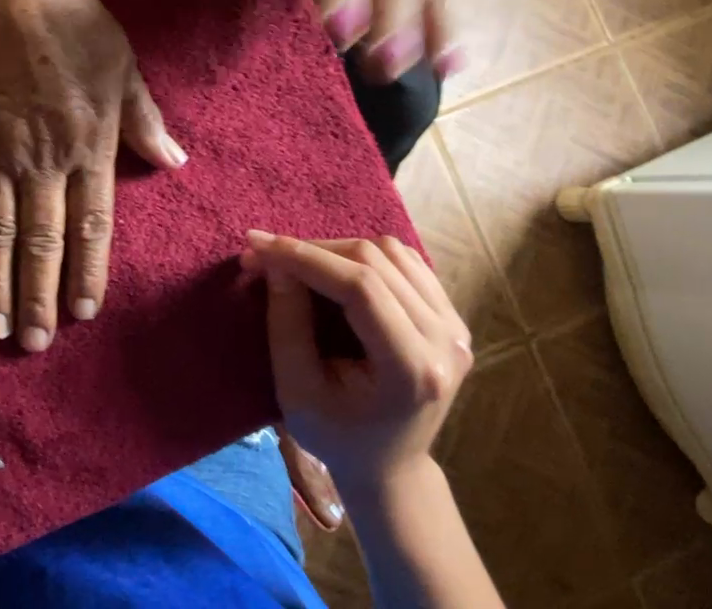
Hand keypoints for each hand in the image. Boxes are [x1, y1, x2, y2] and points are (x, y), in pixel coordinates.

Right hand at [0, 0, 186, 351]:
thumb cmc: (69, 19)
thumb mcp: (123, 65)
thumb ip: (144, 119)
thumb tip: (174, 161)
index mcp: (89, 145)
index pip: (91, 226)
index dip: (86, 273)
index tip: (80, 314)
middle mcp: (42, 161)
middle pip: (42, 243)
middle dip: (38, 298)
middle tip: (32, 345)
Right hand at [241, 231, 473, 495]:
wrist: (389, 466)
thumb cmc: (335, 436)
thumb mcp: (296, 389)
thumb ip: (287, 322)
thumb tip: (275, 260)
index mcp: (412, 369)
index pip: (360, 287)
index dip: (304, 257)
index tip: (255, 245)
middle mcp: (446, 341)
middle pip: (375, 261)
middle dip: (312, 250)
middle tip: (264, 256)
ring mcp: (456, 327)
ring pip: (392, 252)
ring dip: (336, 249)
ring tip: (297, 263)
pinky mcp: (452, 318)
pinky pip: (407, 262)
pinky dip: (363, 256)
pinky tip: (334, 270)